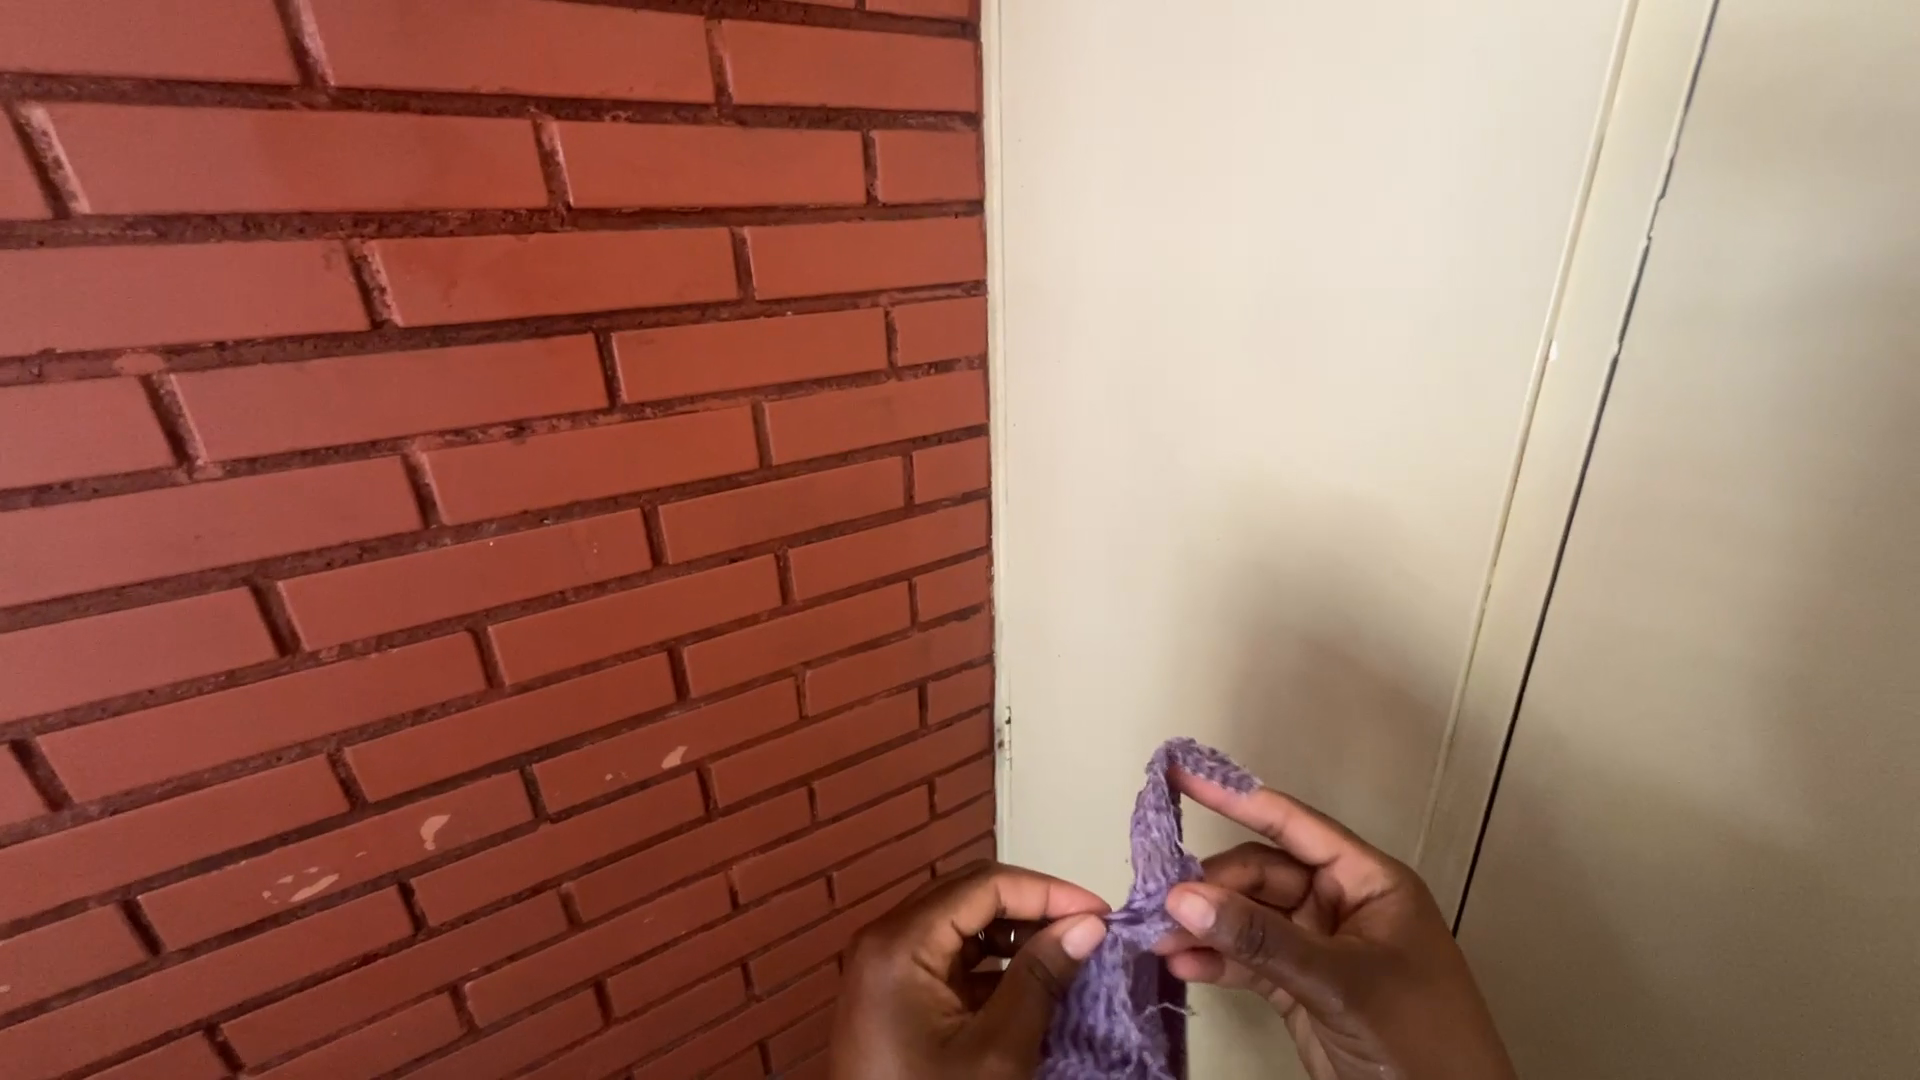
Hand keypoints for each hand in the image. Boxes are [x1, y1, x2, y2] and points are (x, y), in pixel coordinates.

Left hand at [830, 861, 1110, 1079]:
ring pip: (960, 921)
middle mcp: (885, 936)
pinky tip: (1031, 978)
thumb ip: (1041, 978)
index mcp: (899, 940)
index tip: (1101, 912)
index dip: (1046, 891)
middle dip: (1032, 905)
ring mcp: (885, 963)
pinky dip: (990, 962)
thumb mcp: (996, 1052)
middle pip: (968, 894)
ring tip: (1066, 951)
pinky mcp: (893, 992)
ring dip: (1014, 932)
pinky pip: (947, 954)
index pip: (983, 885)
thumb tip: (1089, 924)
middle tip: (1087, 927)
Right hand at [1155, 772, 1516, 1079]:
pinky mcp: (1299, 988)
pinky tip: (1183, 966)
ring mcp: (1317, 947)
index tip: (1176, 772)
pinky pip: (1247, 959)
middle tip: (1161, 905)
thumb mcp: (1342, 984)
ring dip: (1204, 927)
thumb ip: (1260, 938)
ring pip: (1246, 917)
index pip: (1289, 822)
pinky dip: (1214, 961)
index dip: (1232, 795)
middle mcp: (1339, 903)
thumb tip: (1180, 898)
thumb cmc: (1421, 1044)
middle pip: (1258, 874)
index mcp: (1366, 881)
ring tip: (1158, 940)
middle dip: (1210, 888)